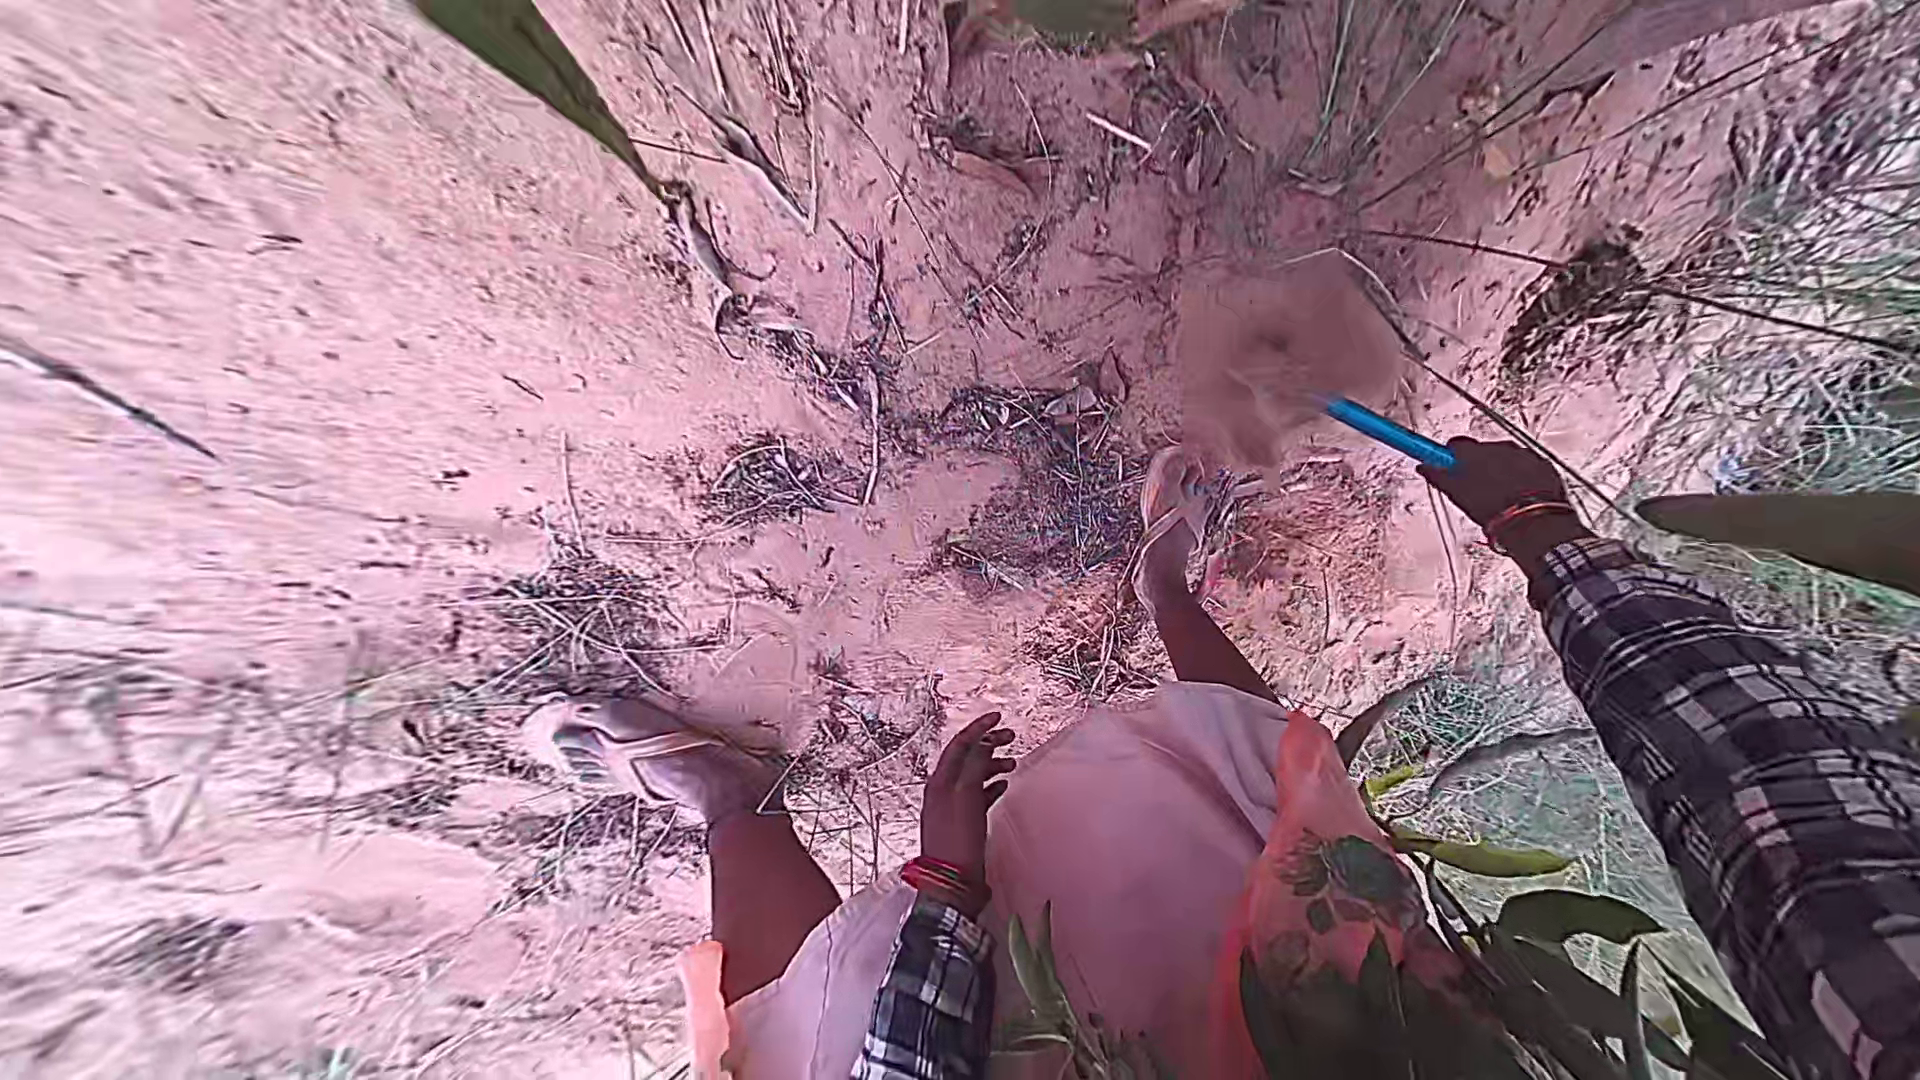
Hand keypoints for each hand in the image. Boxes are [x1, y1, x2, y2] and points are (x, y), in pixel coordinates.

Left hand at [920, 711, 1015, 900]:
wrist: (952, 884)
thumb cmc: (958, 841)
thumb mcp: (967, 798)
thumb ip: (974, 768)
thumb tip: (983, 745)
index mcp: (940, 780)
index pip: (960, 744)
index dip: (978, 728)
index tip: (997, 717)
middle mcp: (944, 789)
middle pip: (967, 757)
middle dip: (988, 744)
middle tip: (1010, 737)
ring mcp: (953, 805)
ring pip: (974, 775)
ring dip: (992, 765)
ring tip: (1012, 763)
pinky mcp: (963, 821)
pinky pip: (978, 794)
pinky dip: (991, 785)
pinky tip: (1004, 785)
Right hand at [1417, 437, 1570, 526]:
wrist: (1530, 519)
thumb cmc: (1493, 506)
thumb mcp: (1454, 493)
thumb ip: (1437, 475)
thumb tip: (1425, 467)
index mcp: (1474, 451)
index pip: (1453, 445)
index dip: (1446, 456)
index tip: (1442, 462)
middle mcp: (1500, 446)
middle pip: (1480, 450)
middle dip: (1474, 464)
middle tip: (1468, 485)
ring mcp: (1524, 454)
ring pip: (1504, 457)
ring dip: (1496, 469)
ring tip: (1491, 492)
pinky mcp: (1543, 464)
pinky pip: (1526, 465)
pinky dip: (1519, 475)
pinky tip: (1511, 492)